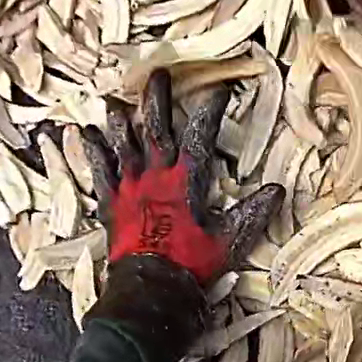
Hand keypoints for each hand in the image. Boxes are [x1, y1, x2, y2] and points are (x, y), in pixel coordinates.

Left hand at [83, 69, 282, 284]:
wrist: (151, 288)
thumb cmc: (192, 263)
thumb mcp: (231, 240)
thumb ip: (252, 213)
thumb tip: (278, 189)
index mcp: (186, 180)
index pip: (201, 133)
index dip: (211, 108)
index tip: (220, 87)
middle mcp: (156, 174)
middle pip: (155, 126)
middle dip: (157, 98)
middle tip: (157, 73)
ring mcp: (130, 186)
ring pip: (123, 143)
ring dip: (120, 121)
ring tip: (115, 102)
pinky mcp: (111, 201)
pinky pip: (99, 170)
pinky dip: (92, 151)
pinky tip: (83, 133)